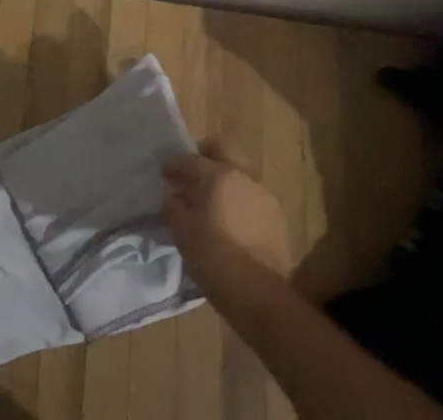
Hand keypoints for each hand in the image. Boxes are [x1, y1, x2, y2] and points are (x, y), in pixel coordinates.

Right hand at [162, 138, 292, 300]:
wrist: (258, 293)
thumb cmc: (213, 256)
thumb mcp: (181, 231)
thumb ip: (173, 206)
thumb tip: (175, 197)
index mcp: (219, 175)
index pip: (191, 160)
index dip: (174, 164)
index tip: (164, 172)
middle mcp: (245, 177)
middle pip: (224, 149)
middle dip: (204, 154)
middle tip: (190, 172)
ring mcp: (266, 197)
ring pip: (241, 175)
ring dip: (224, 181)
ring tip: (211, 202)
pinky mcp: (278, 218)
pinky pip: (253, 199)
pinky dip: (238, 202)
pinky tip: (230, 222)